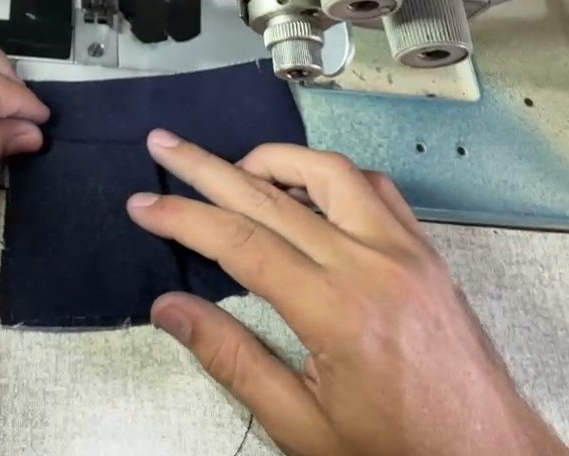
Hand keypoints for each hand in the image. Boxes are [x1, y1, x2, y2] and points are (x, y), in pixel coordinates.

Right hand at [126, 132, 567, 455]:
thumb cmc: (399, 454)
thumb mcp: (304, 427)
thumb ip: (231, 359)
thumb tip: (168, 307)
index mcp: (337, 312)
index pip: (240, 243)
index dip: (183, 217)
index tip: (143, 204)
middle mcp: (371, 264)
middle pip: (269, 194)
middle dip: (205, 167)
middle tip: (163, 144)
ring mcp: (404, 249)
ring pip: (326, 170)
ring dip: (271, 159)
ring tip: (231, 167)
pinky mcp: (425, 249)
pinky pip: (374, 186)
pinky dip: (328, 173)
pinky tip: (304, 186)